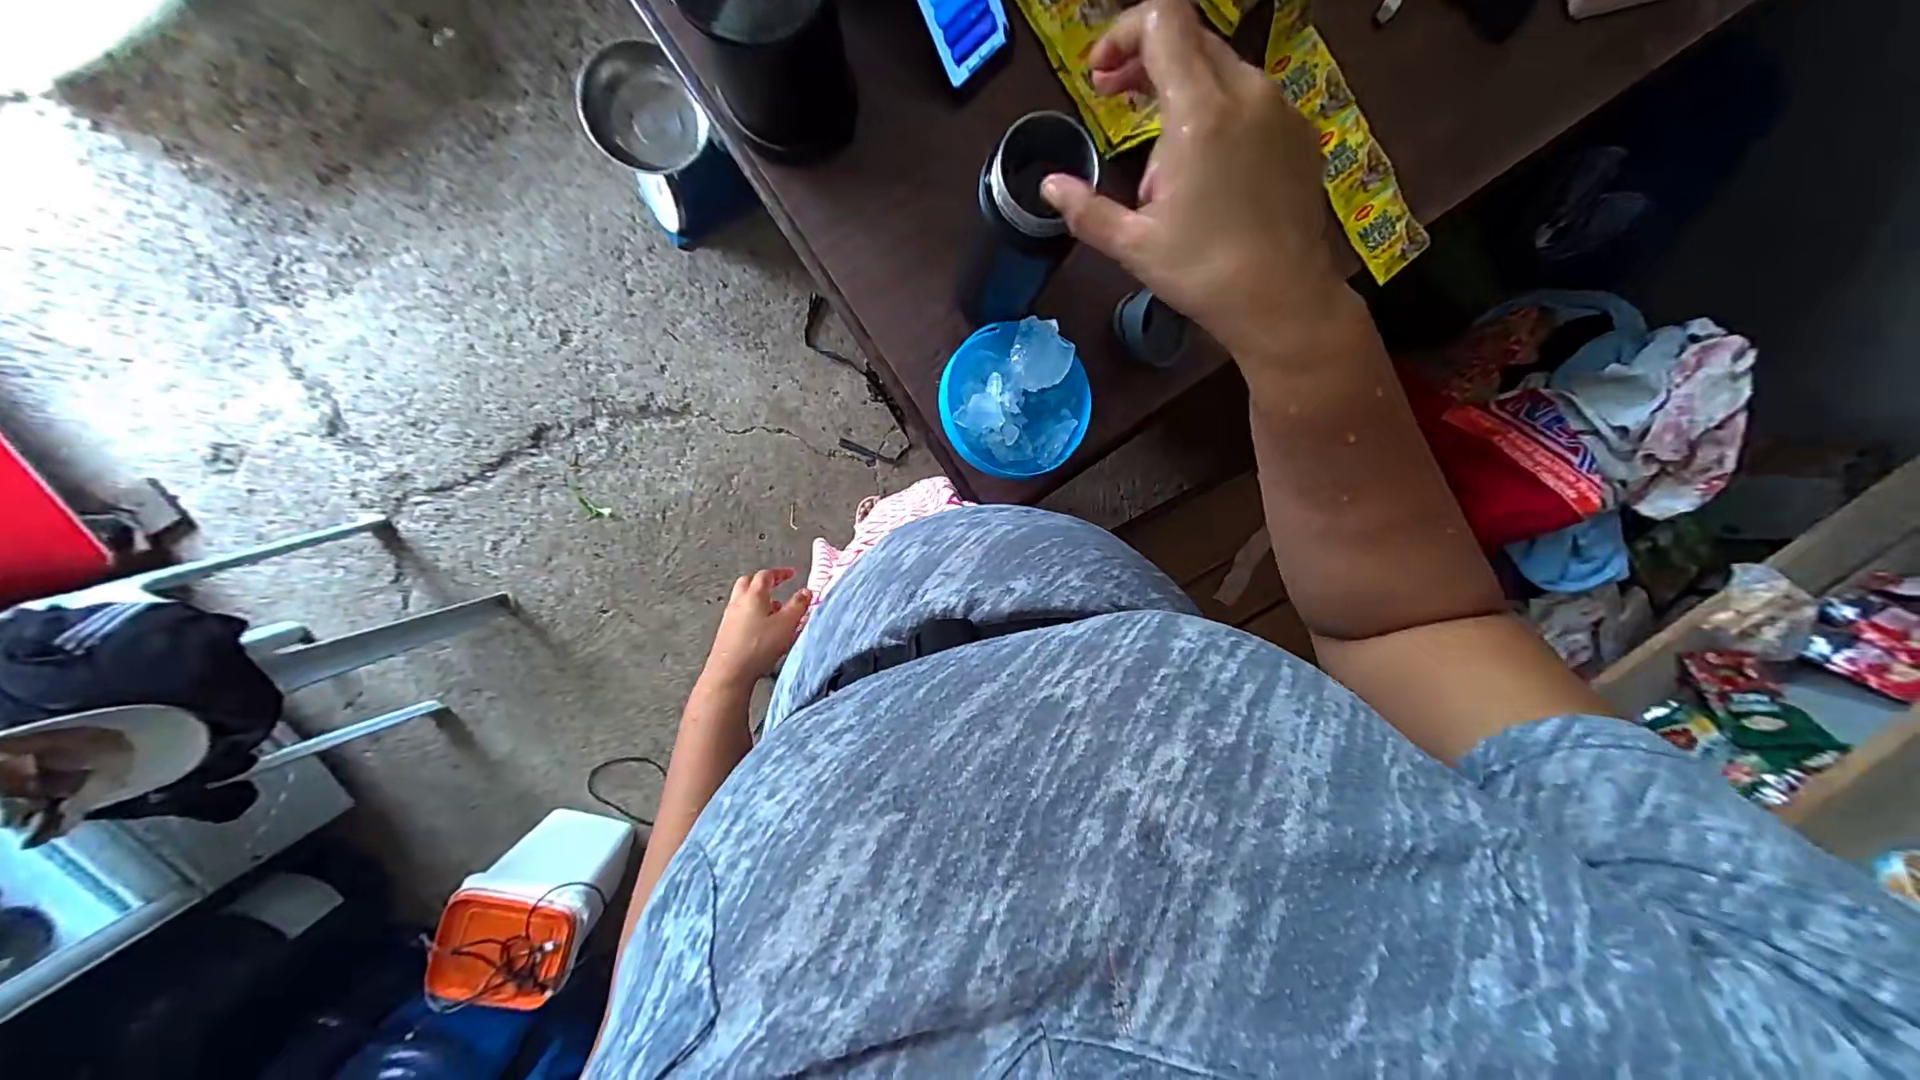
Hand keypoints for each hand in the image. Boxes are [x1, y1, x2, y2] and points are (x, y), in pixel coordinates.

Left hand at [700, 569, 809, 691]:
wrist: (730, 672)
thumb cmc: (757, 646)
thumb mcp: (787, 623)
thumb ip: (798, 605)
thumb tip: (805, 593)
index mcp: (754, 595)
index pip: (766, 575)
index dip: (780, 573)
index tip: (790, 574)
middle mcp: (739, 602)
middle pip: (749, 583)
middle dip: (765, 582)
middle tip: (777, 584)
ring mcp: (730, 618)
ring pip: (744, 600)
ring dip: (759, 599)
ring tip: (775, 608)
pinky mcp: (727, 633)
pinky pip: (741, 616)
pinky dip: (753, 614)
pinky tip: (763, 628)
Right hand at [1040, 0, 1353, 365]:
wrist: (1281, 300)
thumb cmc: (1202, 273)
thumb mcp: (1133, 245)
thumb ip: (1086, 209)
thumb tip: (1050, 186)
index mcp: (1200, 112)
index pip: (1163, 21)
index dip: (1122, 32)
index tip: (1099, 74)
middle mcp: (1247, 92)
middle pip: (1191, 39)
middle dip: (1144, 61)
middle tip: (1112, 97)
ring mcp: (1280, 109)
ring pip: (1221, 70)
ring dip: (1179, 92)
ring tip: (1159, 158)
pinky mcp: (1298, 133)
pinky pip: (1250, 101)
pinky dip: (1216, 113)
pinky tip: (1203, 166)